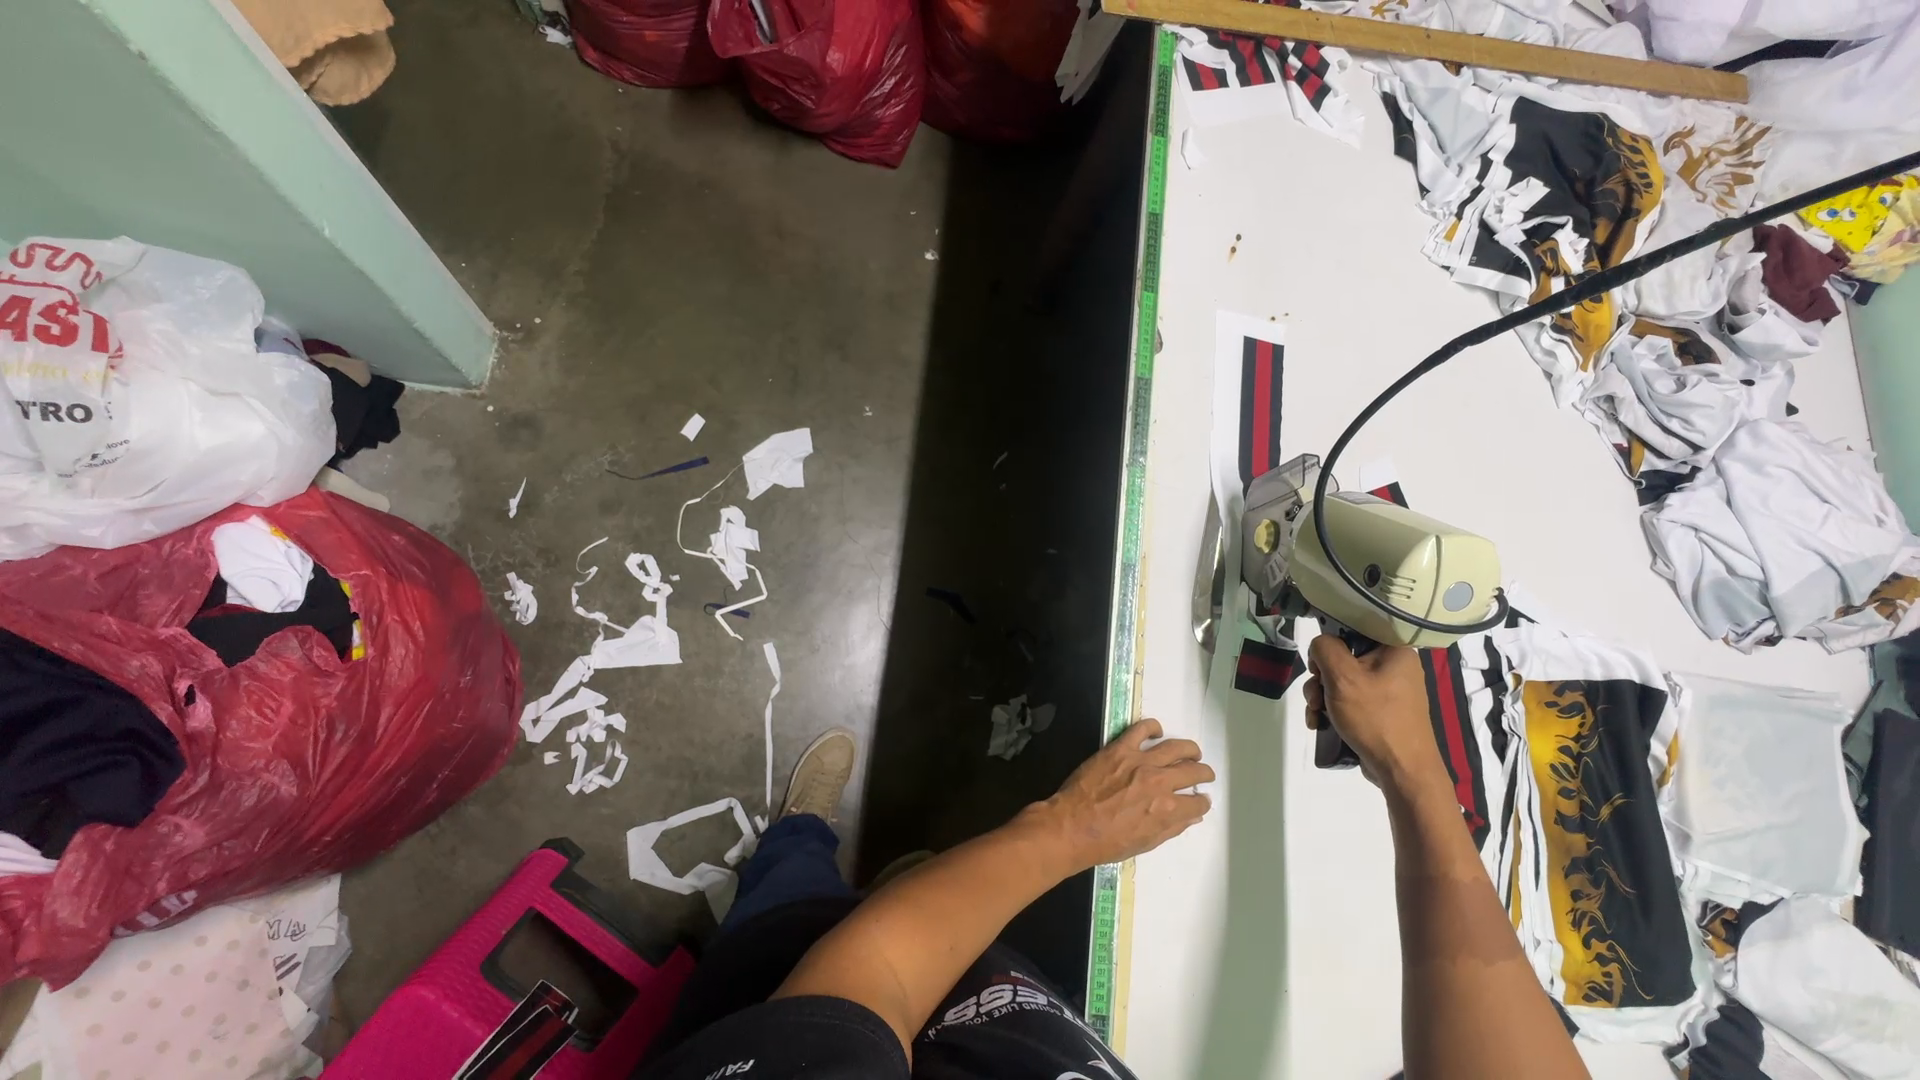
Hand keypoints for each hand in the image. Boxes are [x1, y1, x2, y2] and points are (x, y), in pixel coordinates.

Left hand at [1024, 718, 1212, 871]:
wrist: (1072, 826)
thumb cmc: (1108, 842)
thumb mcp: (1146, 843)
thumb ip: (1173, 827)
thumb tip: (1194, 816)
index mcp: (1167, 809)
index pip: (1197, 802)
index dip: (1202, 802)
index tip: (1201, 800)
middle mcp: (1159, 782)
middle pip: (1193, 771)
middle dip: (1203, 773)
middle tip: (1203, 773)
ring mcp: (1140, 762)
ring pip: (1176, 747)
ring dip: (1189, 750)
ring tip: (1192, 752)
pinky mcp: (1120, 748)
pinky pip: (1141, 728)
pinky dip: (1153, 727)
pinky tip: (1157, 732)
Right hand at [1304, 635, 1446, 794]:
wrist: (1402, 770)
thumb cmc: (1375, 718)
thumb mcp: (1343, 677)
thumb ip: (1325, 649)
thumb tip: (1321, 645)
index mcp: (1395, 650)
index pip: (1354, 629)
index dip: (1330, 643)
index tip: (1318, 663)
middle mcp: (1395, 666)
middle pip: (1344, 658)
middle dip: (1321, 678)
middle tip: (1316, 696)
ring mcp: (1389, 691)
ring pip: (1342, 681)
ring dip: (1322, 696)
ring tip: (1316, 714)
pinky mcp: (1382, 711)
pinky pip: (1350, 700)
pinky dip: (1333, 709)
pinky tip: (1321, 723)